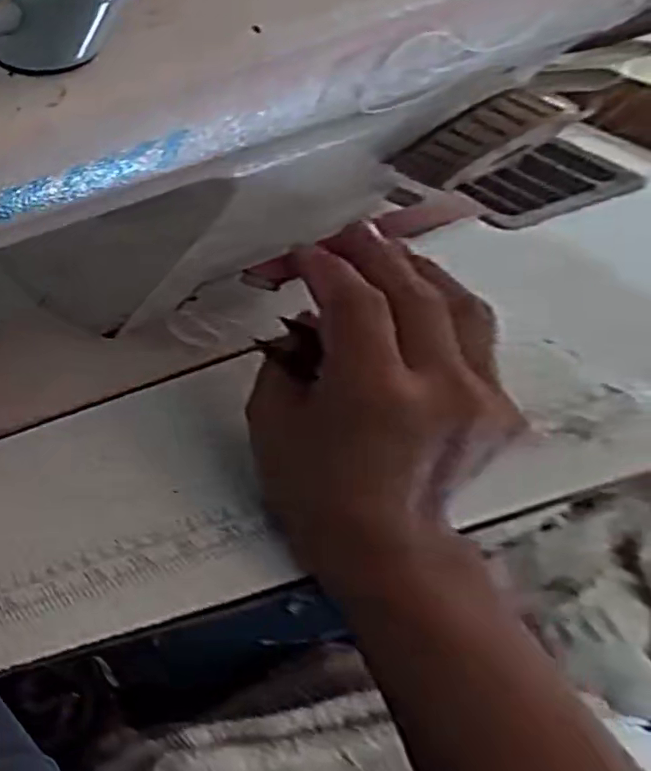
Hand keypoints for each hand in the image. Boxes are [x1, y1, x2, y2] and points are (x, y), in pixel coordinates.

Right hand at [245, 224, 524, 593]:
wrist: (380, 536)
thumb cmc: (306, 482)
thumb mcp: (272, 417)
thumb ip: (289, 361)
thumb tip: (306, 324)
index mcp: (374, 392)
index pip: (358, 306)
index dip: (329, 270)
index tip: (304, 253)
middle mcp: (440, 386)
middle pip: (417, 295)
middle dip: (376, 256)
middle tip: (344, 234)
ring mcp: (480, 395)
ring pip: (462, 308)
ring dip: (419, 272)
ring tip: (383, 253)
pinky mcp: (498, 404)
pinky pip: (473, 339)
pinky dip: (439, 309)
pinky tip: (411, 301)